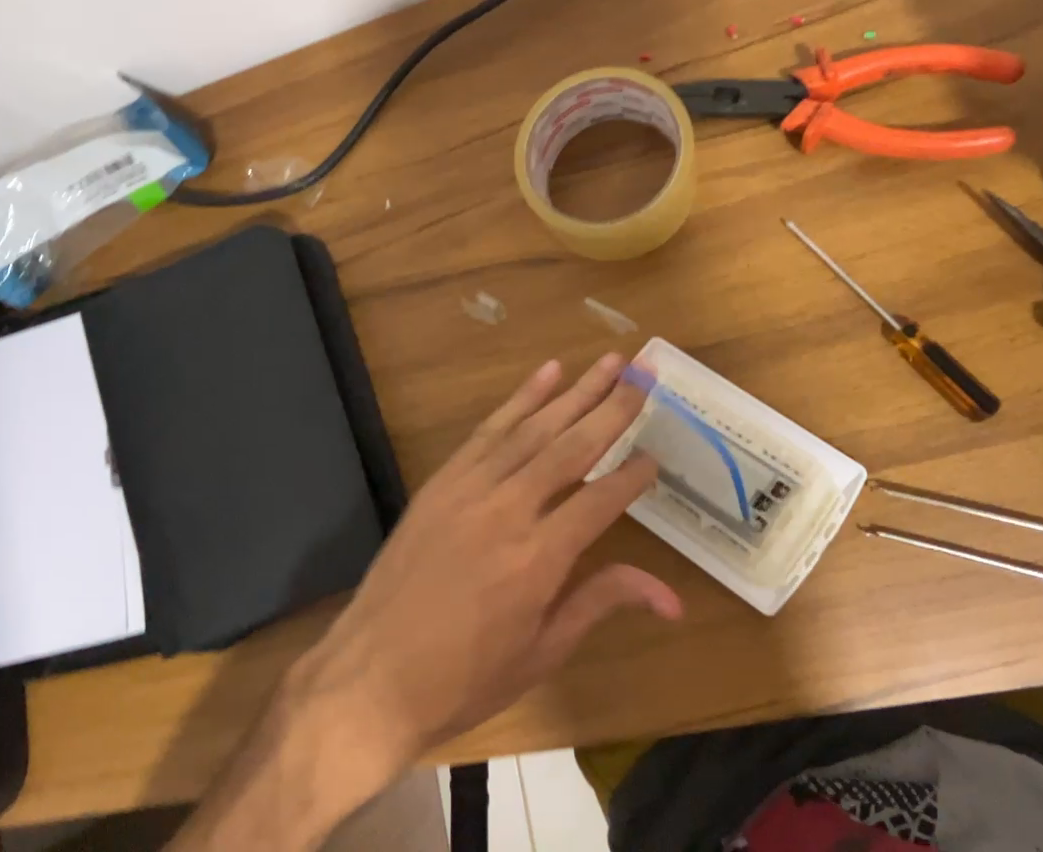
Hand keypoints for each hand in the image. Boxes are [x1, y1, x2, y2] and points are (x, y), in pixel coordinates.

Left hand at [290, 352, 679, 772]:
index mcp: (538, 558)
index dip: (632, 476)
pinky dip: (518, 400)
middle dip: (612, 409)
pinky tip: (544, 376)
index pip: (599, 499)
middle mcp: (507, 510)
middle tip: (645, 375)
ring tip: (609, 363)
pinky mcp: (439, 483)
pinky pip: (486, 432)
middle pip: (570, 447)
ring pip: (531, 429)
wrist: (370, 676)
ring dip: (573, 392)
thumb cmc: (463, 679)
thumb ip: (600, 603)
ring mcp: (467, 490)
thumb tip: (672, 597)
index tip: (656, 455)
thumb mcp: (540, 653)